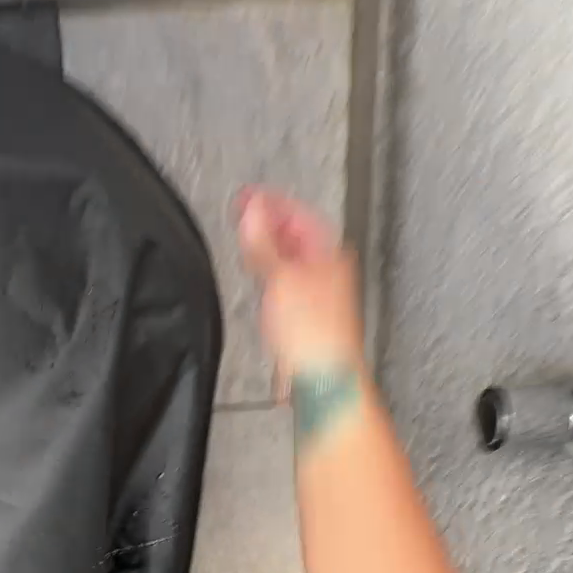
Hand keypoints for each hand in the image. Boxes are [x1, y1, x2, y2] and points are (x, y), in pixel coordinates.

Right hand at [236, 188, 363, 390]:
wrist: (321, 376)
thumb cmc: (314, 333)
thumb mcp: (281, 278)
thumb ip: (263, 244)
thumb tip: (251, 213)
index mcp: (328, 253)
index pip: (298, 214)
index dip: (272, 202)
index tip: (248, 195)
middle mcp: (326, 269)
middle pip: (296, 235)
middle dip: (270, 220)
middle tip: (244, 211)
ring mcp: (316, 292)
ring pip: (290, 257)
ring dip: (268, 244)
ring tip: (247, 235)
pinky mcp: (304, 314)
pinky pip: (284, 280)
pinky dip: (269, 270)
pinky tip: (259, 273)